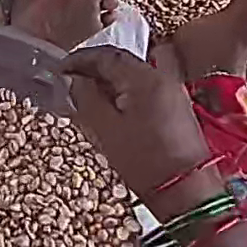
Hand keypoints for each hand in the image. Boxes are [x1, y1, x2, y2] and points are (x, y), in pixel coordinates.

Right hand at [61, 46, 211, 206]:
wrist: (187, 192)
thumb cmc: (143, 160)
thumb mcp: (105, 128)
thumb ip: (86, 97)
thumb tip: (74, 80)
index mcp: (144, 78)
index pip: (107, 55)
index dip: (80, 59)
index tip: (60, 70)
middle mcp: (163, 78)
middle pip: (123, 60)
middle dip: (95, 66)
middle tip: (72, 79)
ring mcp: (173, 93)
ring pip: (135, 73)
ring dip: (111, 78)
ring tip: (90, 93)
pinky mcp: (177, 109)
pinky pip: (146, 87)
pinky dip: (126, 90)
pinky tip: (112, 107)